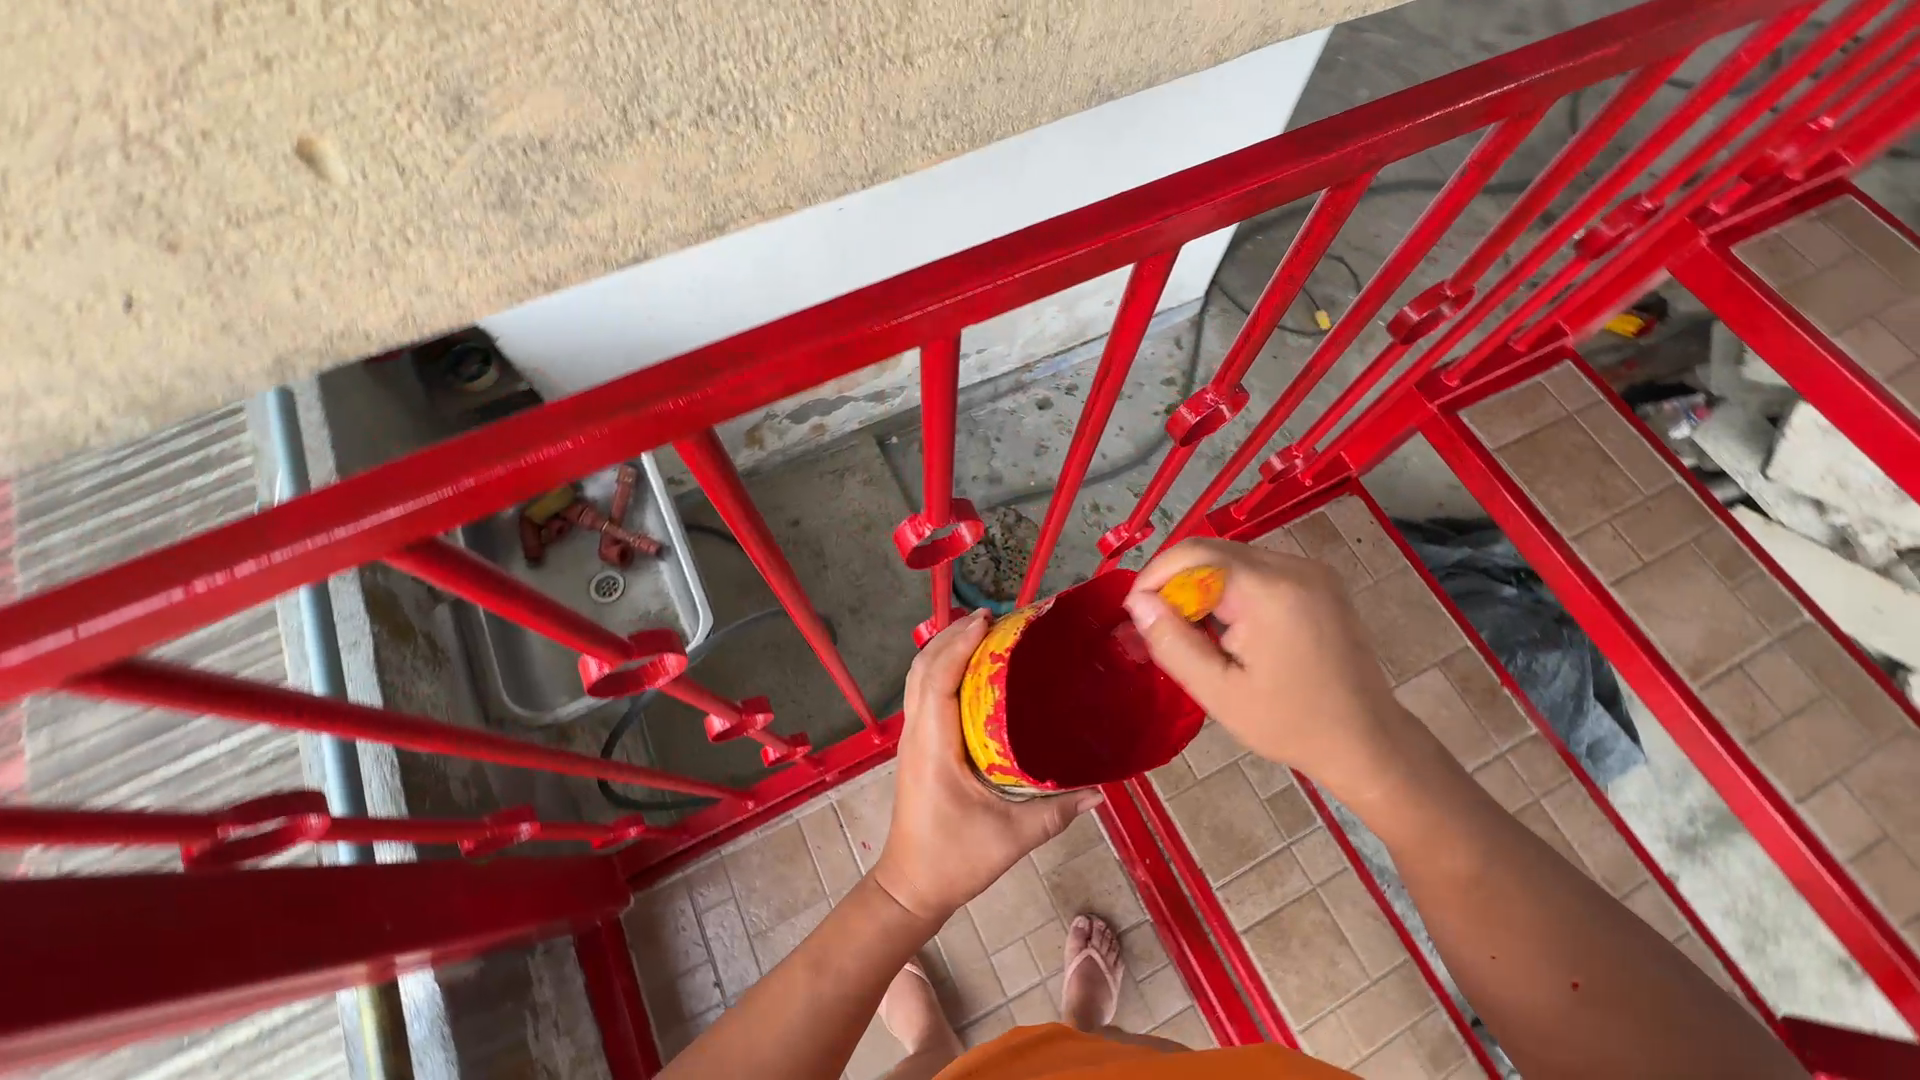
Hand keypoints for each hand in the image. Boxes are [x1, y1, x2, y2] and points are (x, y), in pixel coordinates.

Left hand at [872, 609, 1103, 923]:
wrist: (911, 887)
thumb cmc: (954, 860)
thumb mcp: (1012, 838)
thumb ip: (1056, 811)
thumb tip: (1100, 790)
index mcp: (933, 746)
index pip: (937, 678)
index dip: (959, 644)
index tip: (989, 620)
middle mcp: (917, 734)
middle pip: (922, 668)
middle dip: (952, 636)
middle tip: (993, 618)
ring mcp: (912, 740)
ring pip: (919, 678)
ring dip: (945, 649)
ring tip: (983, 633)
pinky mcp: (917, 748)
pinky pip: (924, 694)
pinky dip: (942, 669)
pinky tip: (972, 671)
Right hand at [1123, 538, 1410, 790]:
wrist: (1365, 739)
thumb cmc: (1289, 723)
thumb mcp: (1219, 692)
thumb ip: (1173, 643)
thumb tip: (1137, 603)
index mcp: (1269, 591)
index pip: (1193, 556)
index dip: (1154, 578)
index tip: (1136, 614)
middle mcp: (1293, 566)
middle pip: (1212, 550)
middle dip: (1174, 580)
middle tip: (1156, 623)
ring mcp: (1310, 569)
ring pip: (1232, 557)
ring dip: (1200, 583)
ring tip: (1190, 629)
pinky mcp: (1319, 580)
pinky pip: (1257, 568)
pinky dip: (1229, 587)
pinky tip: (1226, 625)